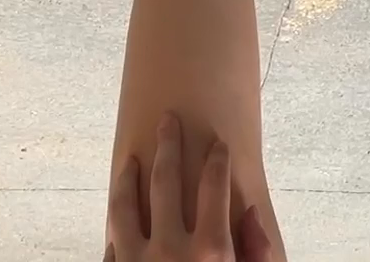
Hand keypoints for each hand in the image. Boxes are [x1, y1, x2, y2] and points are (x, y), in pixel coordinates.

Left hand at [107, 114, 272, 260]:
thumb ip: (259, 255)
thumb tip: (252, 217)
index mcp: (210, 251)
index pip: (215, 186)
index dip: (218, 160)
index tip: (218, 145)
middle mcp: (171, 251)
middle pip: (165, 181)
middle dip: (168, 145)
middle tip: (167, 120)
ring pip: (124, 207)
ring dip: (128, 179)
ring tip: (130, 161)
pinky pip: (110, 244)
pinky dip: (114, 228)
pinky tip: (119, 215)